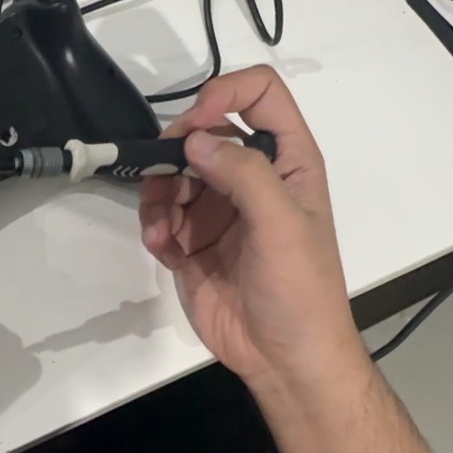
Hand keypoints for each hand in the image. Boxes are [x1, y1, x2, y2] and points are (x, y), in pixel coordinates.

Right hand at [138, 66, 371, 408]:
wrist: (282, 356)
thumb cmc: (298, 288)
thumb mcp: (282, 224)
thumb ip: (243, 173)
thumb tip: (194, 139)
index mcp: (286, 162)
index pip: (259, 96)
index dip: (224, 95)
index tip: (192, 127)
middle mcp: (250, 180)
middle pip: (202, 136)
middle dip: (174, 154)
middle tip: (159, 182)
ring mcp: (218, 214)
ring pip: (174, 178)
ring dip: (157, 197)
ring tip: (160, 230)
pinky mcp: (192, 246)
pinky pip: (162, 221)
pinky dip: (154, 229)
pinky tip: (161, 248)